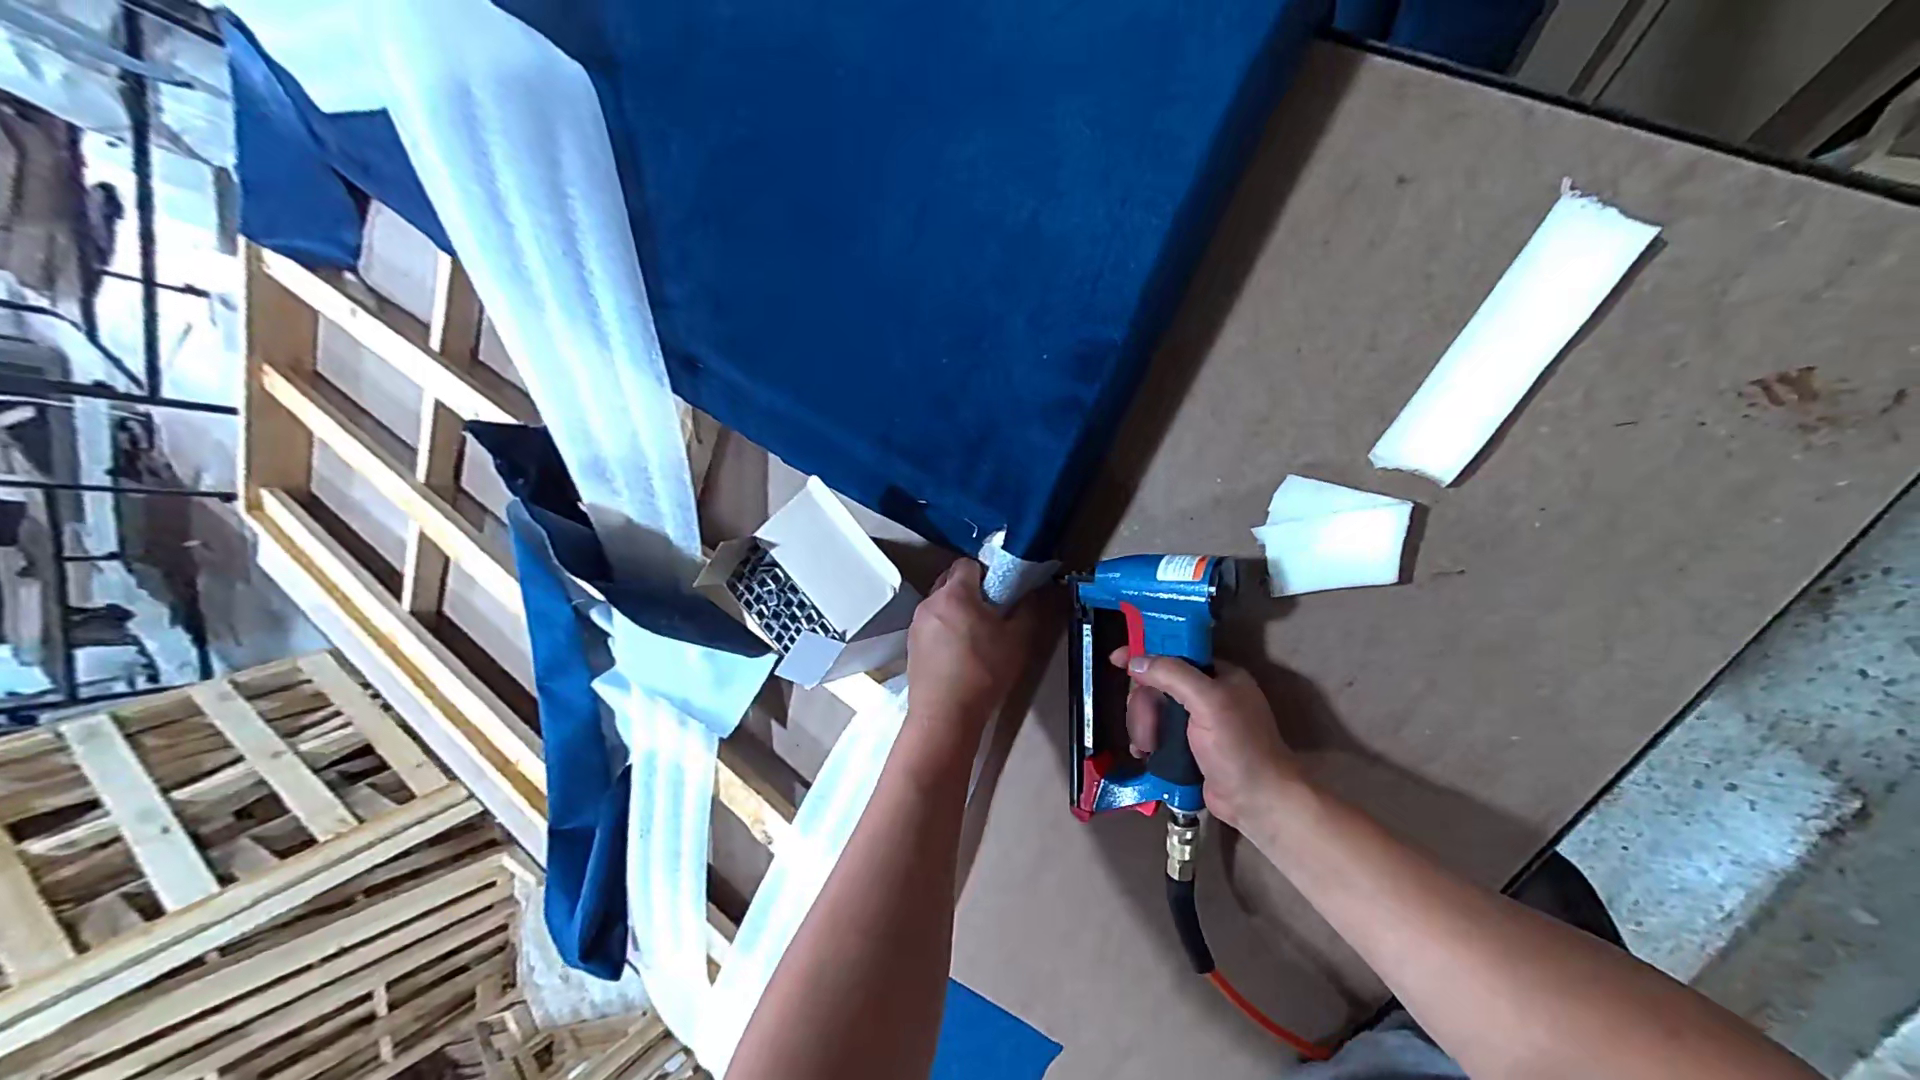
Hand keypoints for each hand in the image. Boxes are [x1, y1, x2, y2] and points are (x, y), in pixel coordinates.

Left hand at [905, 560, 1040, 752]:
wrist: (945, 715)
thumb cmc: (982, 674)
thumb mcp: (1017, 641)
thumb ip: (1028, 609)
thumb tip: (1036, 592)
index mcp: (955, 594)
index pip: (969, 563)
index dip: (988, 572)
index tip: (1001, 589)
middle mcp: (930, 602)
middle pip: (951, 580)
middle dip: (971, 588)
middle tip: (991, 608)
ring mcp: (916, 623)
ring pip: (939, 602)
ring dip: (956, 608)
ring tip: (975, 632)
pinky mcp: (910, 644)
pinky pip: (930, 623)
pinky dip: (944, 627)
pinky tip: (958, 650)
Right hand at [1107, 650, 1303, 831]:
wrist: (1257, 803)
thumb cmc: (1238, 747)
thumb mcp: (1208, 702)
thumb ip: (1172, 675)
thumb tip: (1135, 661)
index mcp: (1219, 675)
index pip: (1175, 653)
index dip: (1146, 654)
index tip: (1116, 660)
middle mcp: (1207, 694)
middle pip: (1157, 684)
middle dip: (1144, 706)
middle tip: (1145, 727)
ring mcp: (1196, 722)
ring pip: (1153, 710)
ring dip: (1143, 727)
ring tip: (1146, 748)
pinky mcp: (1187, 747)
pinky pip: (1156, 733)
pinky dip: (1146, 741)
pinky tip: (1145, 753)